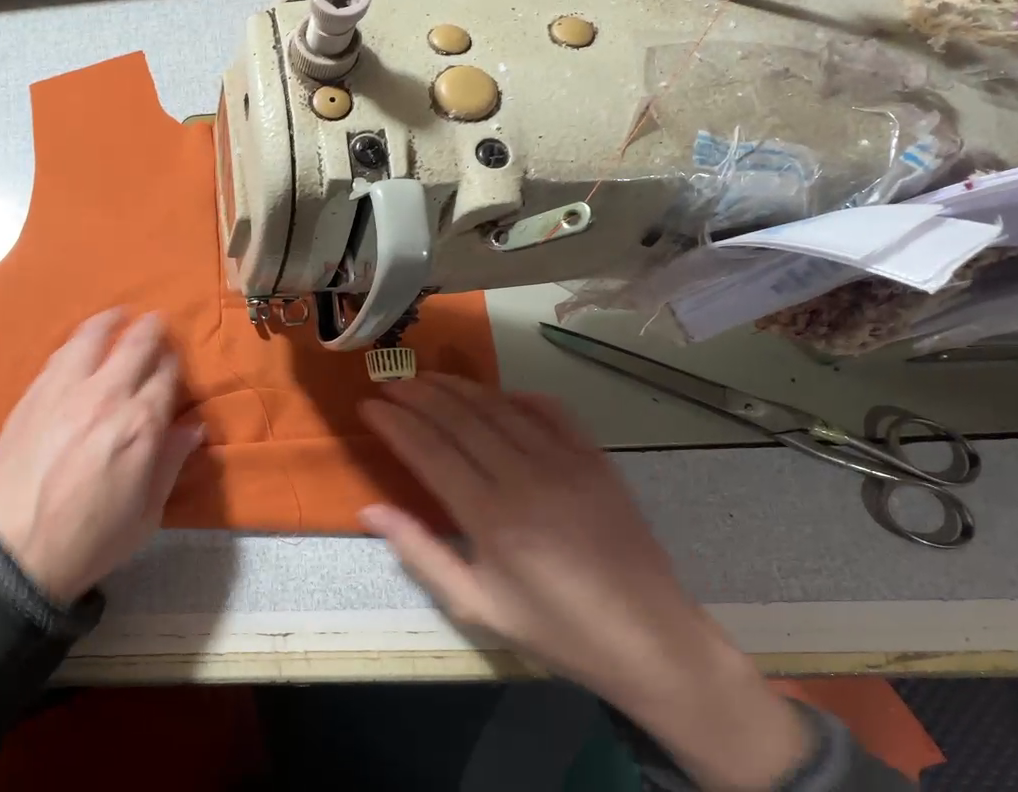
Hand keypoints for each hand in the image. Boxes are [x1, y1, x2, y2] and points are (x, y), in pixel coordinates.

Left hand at [0, 309, 203, 604]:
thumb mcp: (147, 513)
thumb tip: (193, 427)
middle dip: (152, 331)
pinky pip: (60, 354)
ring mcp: (65, 390)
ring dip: (112, 321)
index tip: (175, 363)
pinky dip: (78, 340)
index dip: (175, 365)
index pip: (167, 376)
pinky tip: (81, 342)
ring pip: (93, 337)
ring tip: (119, 316)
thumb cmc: (90, 539)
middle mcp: (106, 396)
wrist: (14, 549)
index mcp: (141, 426)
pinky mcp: (33, 393)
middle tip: (157, 323)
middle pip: (136, 346)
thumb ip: (171, 462)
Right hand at [359, 375, 809, 791]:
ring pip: (498, 408)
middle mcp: (526, 479)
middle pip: (459, 419)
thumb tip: (370, 510)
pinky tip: (496, 394)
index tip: (367, 405)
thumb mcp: (476, 605)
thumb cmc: (555, 630)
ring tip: (425, 378)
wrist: (650, 641)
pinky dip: (517, 396)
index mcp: (491, 518)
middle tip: (388, 384)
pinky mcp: (597, 462)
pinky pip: (551, 412)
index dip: (394, 423)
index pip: (429, 450)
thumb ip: (420, 553)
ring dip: (457, 387)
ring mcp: (566, 465)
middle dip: (417, 395)